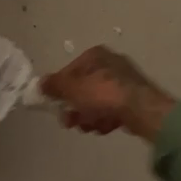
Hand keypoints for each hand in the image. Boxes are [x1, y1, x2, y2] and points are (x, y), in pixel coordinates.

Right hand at [40, 46, 177, 139]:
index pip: (70, 70)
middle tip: (70, 122)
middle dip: (75, 108)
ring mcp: (124, 82)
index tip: (56, 105)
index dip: (61, 89)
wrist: (140, 109)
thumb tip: (40, 84)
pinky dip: (106, 119)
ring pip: (97, 102)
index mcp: (95, 55)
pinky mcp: (133, 99)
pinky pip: (112, 110)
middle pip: (84, 89)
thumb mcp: (72, 88)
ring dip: (89, 116)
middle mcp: (111, 64)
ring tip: (91, 125)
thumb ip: (54, 86)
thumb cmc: (102, 94)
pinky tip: (107, 126)